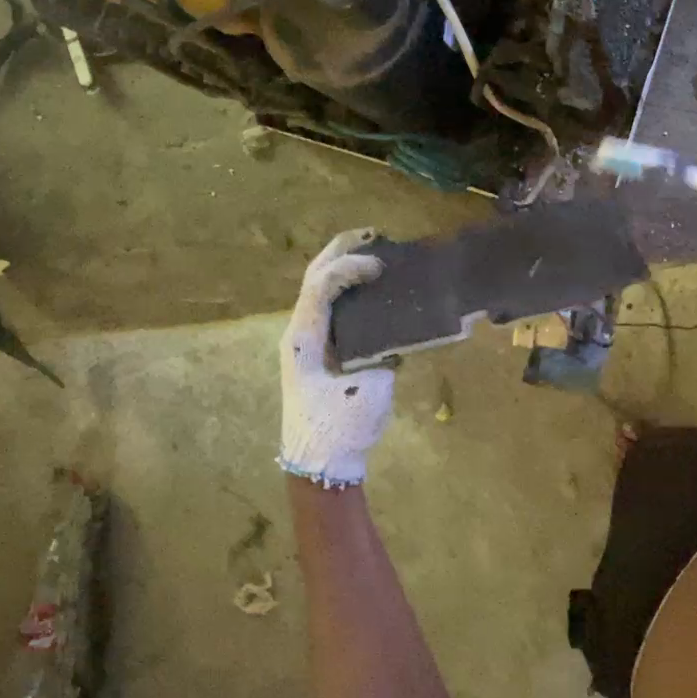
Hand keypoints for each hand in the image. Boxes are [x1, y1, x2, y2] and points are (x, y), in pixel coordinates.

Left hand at [278, 228, 391, 486]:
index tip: (381, 265)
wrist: (319, 463)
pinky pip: (330, 307)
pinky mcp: (317, 352)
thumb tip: (397, 327)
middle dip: (341, 251)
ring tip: (374, 250)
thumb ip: (382, 350)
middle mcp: (300, 332)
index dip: (350, 266)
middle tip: (374, 234)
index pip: (321, 285)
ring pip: (319, 289)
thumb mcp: (369, 386)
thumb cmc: (341, 426)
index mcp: (304, 338)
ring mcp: (306, 341)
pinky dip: (348, 288)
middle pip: (314, 277)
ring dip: (343, 266)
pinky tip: (372, 287)